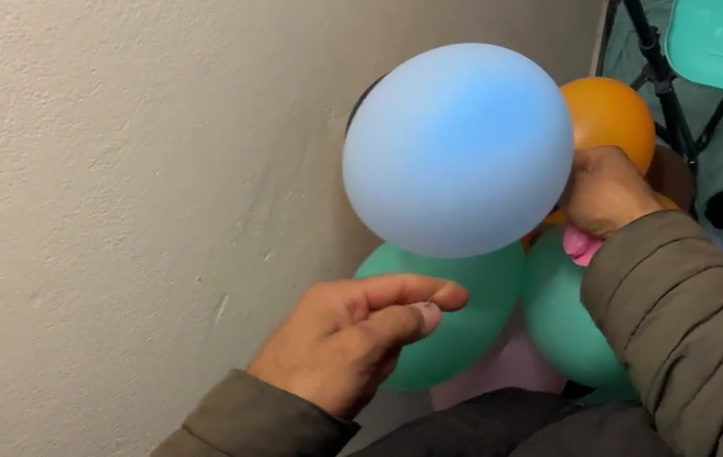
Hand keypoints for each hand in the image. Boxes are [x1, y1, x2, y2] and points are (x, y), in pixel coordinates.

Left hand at [245, 274, 468, 418]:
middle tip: (376, 367)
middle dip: (393, 342)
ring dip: (378, 364)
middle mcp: (330, 311)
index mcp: (336, 297)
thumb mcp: (360, 348)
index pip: (398, 284)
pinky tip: (350, 392)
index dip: (433, 289)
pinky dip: (365, 376)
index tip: (464, 299)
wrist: (258, 438)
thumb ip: (401, 322)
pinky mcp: (321, 365)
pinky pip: (362, 361)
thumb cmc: (311, 383)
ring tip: (356, 385)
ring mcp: (324, 339)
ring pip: (378, 342)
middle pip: (389, 315)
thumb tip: (432, 311)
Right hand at [560, 145, 671, 237]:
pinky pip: (601, 206)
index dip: (553, 171)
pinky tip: (580, 224)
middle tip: (550, 204)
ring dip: (578, 205)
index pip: (570, 157)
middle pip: (582, 175)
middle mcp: (618, 163)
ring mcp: (625, 184)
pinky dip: (591, 214)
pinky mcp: (628, 204)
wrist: (636, 229)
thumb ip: (557, 182)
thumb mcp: (570, 190)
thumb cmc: (601, 201)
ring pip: (591, 193)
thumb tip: (550, 179)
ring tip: (564, 216)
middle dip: (566, 191)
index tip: (541, 187)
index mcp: (605, 152)